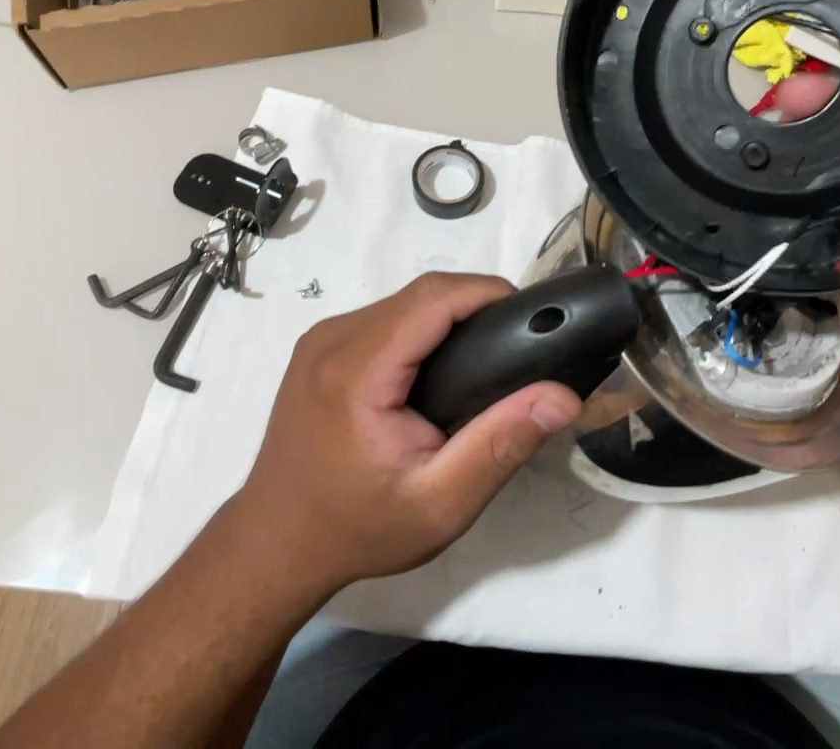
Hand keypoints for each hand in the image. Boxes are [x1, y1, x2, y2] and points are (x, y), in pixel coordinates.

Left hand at [232, 273, 582, 591]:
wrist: (277, 546)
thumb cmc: (358, 530)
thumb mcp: (441, 502)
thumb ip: (501, 444)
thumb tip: (563, 397)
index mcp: (355, 369)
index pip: (432, 297)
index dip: (488, 293)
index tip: (533, 322)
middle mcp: (331, 339)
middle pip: (419, 295)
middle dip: (475, 307)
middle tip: (519, 353)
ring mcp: (319, 341)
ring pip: (402, 304)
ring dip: (449, 318)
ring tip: (488, 365)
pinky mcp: (318, 351)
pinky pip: (383, 321)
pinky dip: (421, 332)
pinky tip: (443, 373)